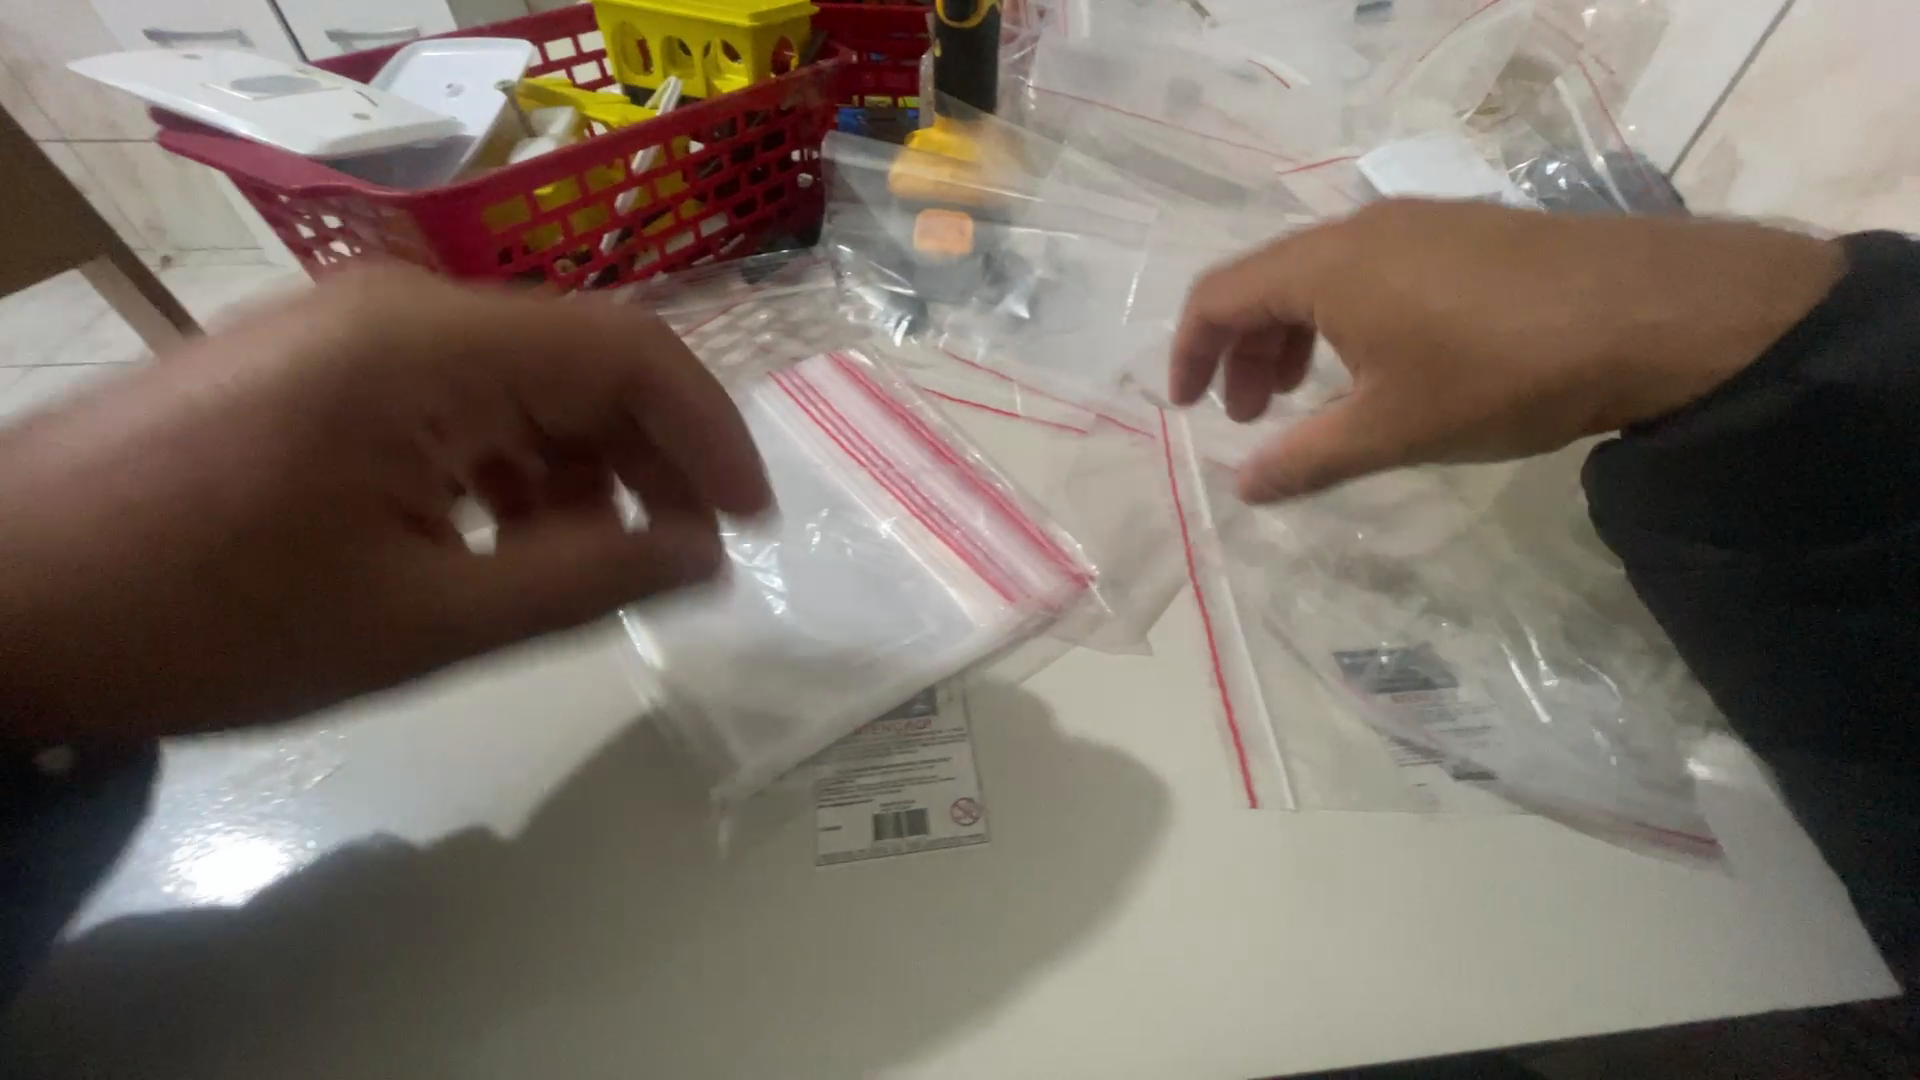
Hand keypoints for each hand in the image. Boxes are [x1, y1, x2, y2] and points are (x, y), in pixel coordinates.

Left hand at [0, 264, 770, 743]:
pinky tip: (515, 541)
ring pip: (547, 391)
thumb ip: (593, 580)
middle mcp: (412, 316)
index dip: (713, 433)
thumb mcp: (430, 622)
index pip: (632, 353)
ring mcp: (376, 338)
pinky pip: (487, 408)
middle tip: (692, 554)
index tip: (753, 520)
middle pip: (595, 367)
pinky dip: (531, 474)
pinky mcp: (351, 371)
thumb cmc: (206, 623)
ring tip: (593, 564)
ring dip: (595, 476)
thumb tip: (710, 556)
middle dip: (661, 463)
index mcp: (431, 352)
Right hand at [1170, 200, 1843, 501]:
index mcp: (1325, 268)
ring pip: (1314, 277)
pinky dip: (1337, 320)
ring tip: (1302, 397)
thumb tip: (1241, 491)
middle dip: (1238, 353)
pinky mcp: (1460, 234)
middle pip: (1261, 285)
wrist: (1667, 317)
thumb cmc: (1500, 375)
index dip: (1188, 353)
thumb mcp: (1387, 432)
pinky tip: (1370, 364)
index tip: (1185, 407)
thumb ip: (1301, 462)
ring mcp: (1414, 224)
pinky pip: (1365, 271)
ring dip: (1288, 339)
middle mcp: (1359, 230)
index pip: (1217, 298)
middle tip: (1249, 417)